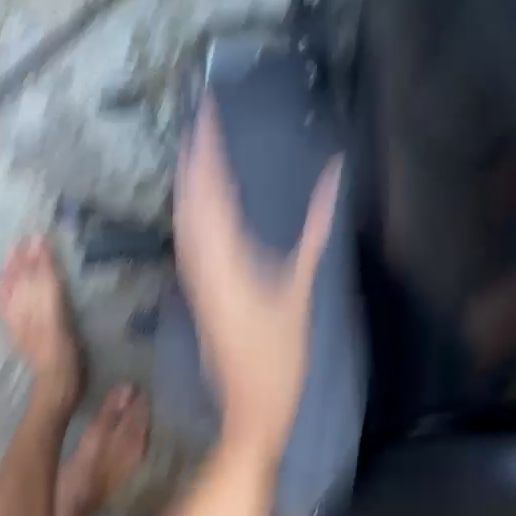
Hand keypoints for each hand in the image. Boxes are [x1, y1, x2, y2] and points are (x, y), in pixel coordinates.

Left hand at [174, 97, 342, 463]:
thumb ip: (315, 229)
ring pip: (182, 216)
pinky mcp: (195, 288)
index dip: (206, 146)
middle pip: (189, 196)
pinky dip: (188, 209)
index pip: (210, 186)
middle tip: (198, 120)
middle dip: (192, 156)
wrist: (251, 403)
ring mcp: (193, 275)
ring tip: (194, 149)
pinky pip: (185, 237)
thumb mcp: (302, 287)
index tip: (205, 112)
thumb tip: (334, 178)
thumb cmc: (281, 352)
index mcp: (225, 253)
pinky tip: (195, 203)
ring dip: (186, 181)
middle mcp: (200, 259)